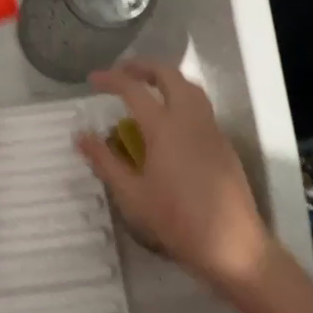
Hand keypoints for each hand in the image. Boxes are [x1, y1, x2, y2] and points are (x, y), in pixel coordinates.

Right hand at [74, 59, 274, 295]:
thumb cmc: (176, 220)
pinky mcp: (223, 145)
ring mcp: (211, 131)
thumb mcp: (131, 194)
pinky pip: (201, 108)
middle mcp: (191, 120)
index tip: (93, 80)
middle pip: (169, 76)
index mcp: (165, 128)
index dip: (111, 79)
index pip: (134, 89)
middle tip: (122, 72)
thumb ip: (104, 161)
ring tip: (146, 89)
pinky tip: (169, 122)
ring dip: (166, 80)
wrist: (232, 245)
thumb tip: (80, 136)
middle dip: (144, 67)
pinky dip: (181, 99)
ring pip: (191, 88)